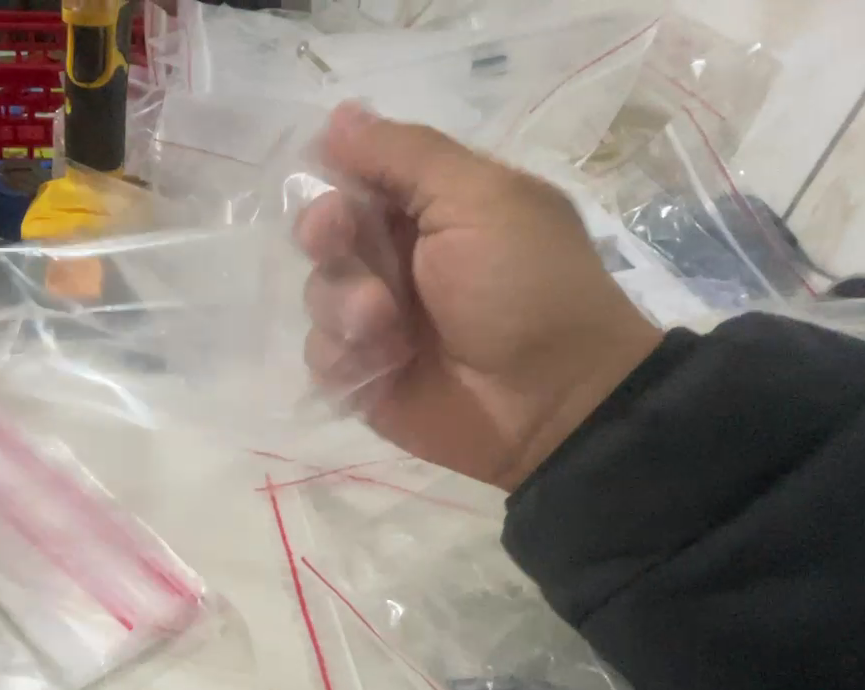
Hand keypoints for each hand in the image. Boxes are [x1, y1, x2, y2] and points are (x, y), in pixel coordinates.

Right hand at [296, 103, 663, 490]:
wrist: (547, 400)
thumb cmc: (524, 287)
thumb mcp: (481, 199)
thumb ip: (407, 157)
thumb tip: (338, 116)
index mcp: (429, 209)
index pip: (355, 180)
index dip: (335, 182)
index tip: (337, 189)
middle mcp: (395, 260)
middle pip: (322, 236)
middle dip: (327, 239)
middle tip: (341, 244)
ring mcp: (375, 321)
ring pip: (317, 297)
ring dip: (344, 307)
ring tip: (389, 329)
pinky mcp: (360, 375)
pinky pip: (320, 356)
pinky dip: (345, 358)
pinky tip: (382, 366)